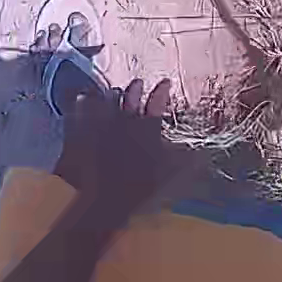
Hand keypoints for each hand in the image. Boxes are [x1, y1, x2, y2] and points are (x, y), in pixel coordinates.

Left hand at [53, 77, 187, 223]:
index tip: (165, 82)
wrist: (100, 199)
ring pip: (109, 96)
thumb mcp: (164, 175)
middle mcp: (125, 119)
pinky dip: (84, 101)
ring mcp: (101, 121)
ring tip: (114, 92)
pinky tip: (84, 99)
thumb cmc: (135, 189)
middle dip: (136, 87)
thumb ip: (182, 162)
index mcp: (146, 128)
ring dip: (113, 94)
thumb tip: (199, 154)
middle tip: (138, 82)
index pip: (158, 102)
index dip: (162, 90)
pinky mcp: (82, 127)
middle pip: (132, 93)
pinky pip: (81, 105)